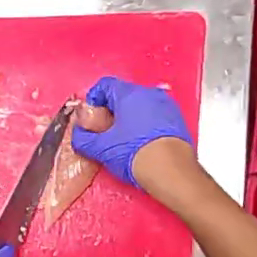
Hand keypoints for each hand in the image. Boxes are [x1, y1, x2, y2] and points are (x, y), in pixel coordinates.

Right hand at [69, 76, 192, 187]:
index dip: (93, 98)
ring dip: (128, 118)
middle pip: (124, 94)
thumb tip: (79, 136)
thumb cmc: (135, 154)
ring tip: (121, 139)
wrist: (171, 172)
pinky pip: (155, 116)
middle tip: (102, 130)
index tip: (89, 115)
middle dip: (111, 110)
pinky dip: (144, 125)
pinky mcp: (177, 120)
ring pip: (140, 105)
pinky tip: (139, 144)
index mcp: (129, 94)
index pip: (105, 84)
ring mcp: (166, 106)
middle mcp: (150, 94)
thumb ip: (84, 139)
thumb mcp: (101, 149)